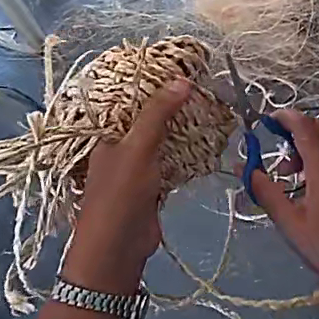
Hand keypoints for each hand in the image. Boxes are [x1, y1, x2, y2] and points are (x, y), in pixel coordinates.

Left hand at [64, 79, 192, 294]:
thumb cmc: (120, 194)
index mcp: (108, 133)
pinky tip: (206, 140)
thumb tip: (182, 80)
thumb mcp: (138, 147)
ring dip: (182, 127)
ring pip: (162, 139)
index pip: (132, 100)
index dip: (156, 84)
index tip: (184, 69)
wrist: (118, 249)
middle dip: (174, 105)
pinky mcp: (152, 185)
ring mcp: (137, 167)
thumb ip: (158, 114)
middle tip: (204, 88)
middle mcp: (120, 146)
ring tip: (210, 108)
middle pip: (149, 118)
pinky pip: (171, 160)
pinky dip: (186, 151)